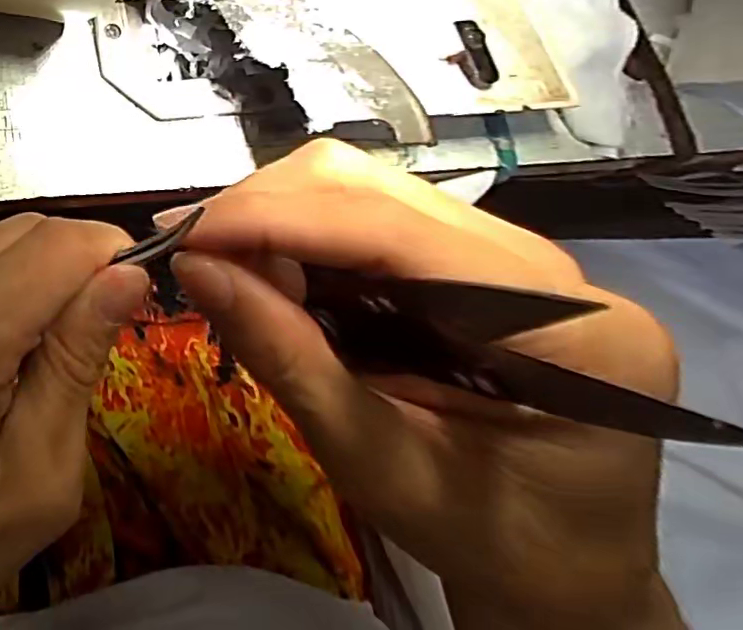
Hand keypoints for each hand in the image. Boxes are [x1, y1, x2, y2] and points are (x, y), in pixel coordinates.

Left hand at [0, 215, 148, 629]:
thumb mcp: (36, 477)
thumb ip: (78, 359)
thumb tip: (127, 274)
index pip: (62, 245)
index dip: (114, 260)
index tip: (131, 308)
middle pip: (34, 231)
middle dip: (78, 270)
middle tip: (84, 348)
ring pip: (3, 236)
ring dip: (39, 278)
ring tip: (34, 357)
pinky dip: (1, 283)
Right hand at [166, 140, 684, 629]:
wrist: (558, 561)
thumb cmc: (480, 533)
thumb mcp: (372, 460)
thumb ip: (285, 356)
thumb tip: (190, 266)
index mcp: (560, 329)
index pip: (389, 231)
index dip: (274, 220)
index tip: (181, 235)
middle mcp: (539, 266)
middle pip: (364, 185)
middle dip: (261, 209)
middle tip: (193, 254)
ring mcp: (499, 248)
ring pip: (351, 182)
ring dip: (269, 212)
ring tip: (223, 262)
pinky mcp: (458, 248)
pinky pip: (353, 205)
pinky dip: (288, 225)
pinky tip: (264, 263)